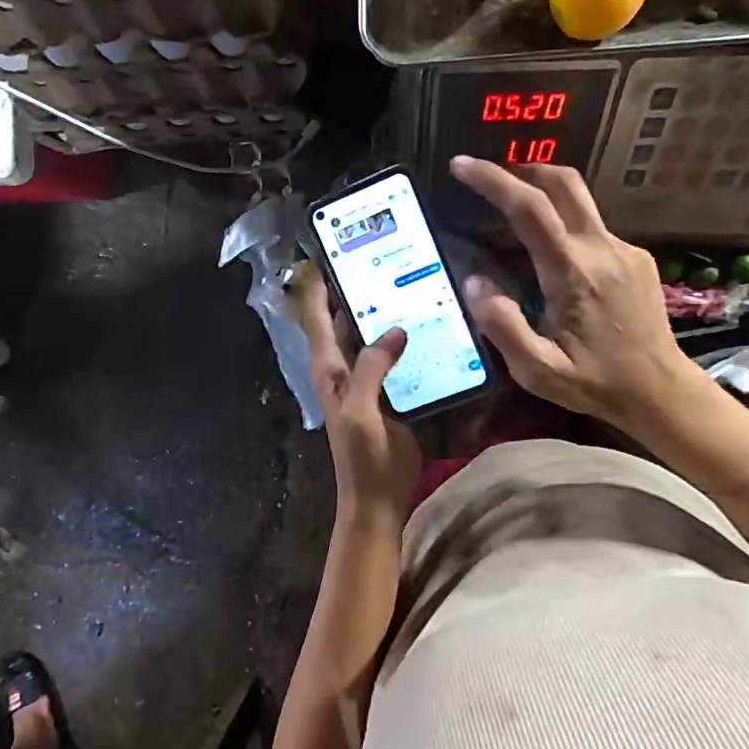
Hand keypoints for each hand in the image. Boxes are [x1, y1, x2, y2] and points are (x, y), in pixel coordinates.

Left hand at [292, 265, 421, 519]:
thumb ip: (372, 369)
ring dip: (387, 311)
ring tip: (411, 278)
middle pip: (347, 320)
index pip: (317, 317)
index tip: (329, 251)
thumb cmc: (361, 457)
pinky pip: (397, 356)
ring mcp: (370, 378)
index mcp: (330, 368)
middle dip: (359, 289)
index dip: (318, 285)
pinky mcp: (392, 390)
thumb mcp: (361, 412)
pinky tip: (431, 322)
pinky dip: (408, 338)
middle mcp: (346, 366)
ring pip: (374, 335)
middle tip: (384, 254)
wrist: (378, 497)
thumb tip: (395, 329)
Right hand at [451, 156, 703, 430]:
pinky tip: (555, 258)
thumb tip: (475, 283)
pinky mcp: (637, 258)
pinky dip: (566, 226)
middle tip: (492, 177)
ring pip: (581, 202)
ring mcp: (624, 250)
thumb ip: (502, 326)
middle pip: (563, 183)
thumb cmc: (595, 382)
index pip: (529, 208)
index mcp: (573, 273)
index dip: (492, 180)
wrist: (659, 390)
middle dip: (524, 169)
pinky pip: (594, 228)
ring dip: (545, 195)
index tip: (461, 166)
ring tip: (515, 216)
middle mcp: (602, 249)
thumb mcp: (538, 370)